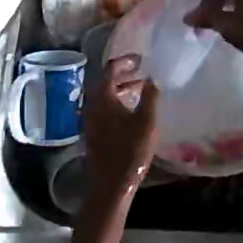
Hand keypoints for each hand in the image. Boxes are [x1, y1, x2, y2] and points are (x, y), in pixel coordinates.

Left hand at [81, 55, 159, 201]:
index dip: (125, 61)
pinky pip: (104, 108)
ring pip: (104, 96)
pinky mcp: (93, 131)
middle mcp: (92, 104)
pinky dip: (117, 102)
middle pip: (105, 82)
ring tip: (140, 88)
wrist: (110, 184)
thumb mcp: (147, 121)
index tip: (141, 59)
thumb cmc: (130, 151)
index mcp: (103, 97)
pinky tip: (131, 110)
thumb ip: (150, 97)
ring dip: (121, 89)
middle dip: (123, 74)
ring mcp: (90, 119)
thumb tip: (152, 79)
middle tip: (141, 71)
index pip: (110, 69)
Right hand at [183, 0, 242, 68]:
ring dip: (227, 3)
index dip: (201, 6)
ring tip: (220, 23)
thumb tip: (188, 17)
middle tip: (205, 22)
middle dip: (213, 3)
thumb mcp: (231, 28)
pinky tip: (238, 19)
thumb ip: (208, 19)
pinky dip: (240, 3)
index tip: (194, 24)